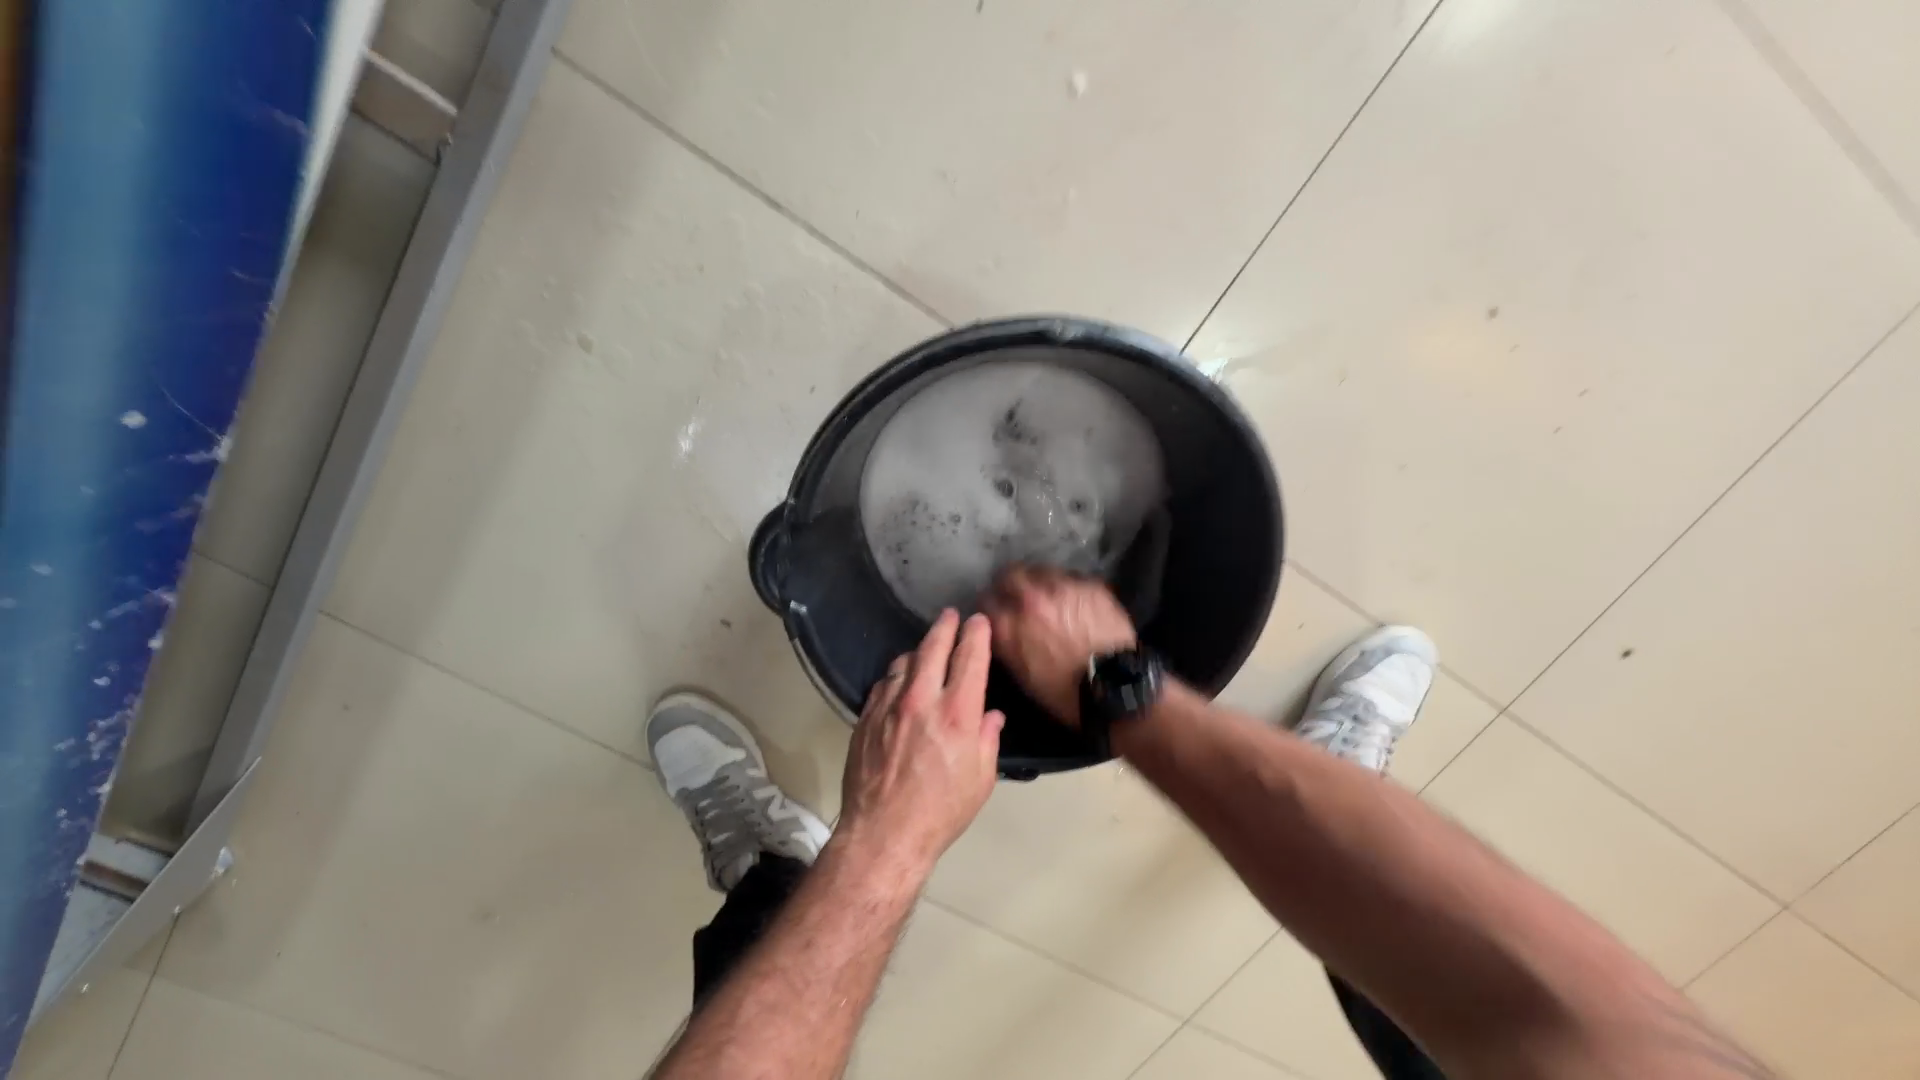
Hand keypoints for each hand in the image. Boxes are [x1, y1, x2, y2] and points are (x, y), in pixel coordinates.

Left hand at [837, 610, 1004, 878]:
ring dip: (918, 651)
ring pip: (903, 662)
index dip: (976, 634)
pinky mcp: (866, 718)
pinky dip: (895, 676)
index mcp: (957, 712)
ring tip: (925, 649)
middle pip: (933, 647)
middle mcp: (922, 700)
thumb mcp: (981, 778)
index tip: (979, 621)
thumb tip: (990, 716)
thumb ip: (987, 739)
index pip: (970, 657)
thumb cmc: (941, 810)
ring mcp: (889, 706)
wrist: (884, 832)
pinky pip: (883, 684)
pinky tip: (899, 680)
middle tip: (950, 616)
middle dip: (945, 626)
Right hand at [980, 564, 1136, 727]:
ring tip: (1047, 593)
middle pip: (1010, 575)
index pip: (986, 602)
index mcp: (1009, 626)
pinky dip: (1068, 587)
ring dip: (1040, 581)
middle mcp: (1029, 600)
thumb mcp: (1021, 674)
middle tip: (1018, 593)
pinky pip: (1071, 578)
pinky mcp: (1089, 585)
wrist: (1114, 688)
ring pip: (1041, 571)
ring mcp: (1061, 588)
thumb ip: (1006, 644)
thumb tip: (1001, 628)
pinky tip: (1073, 600)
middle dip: (1011, 583)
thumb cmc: (1064, 692)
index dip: (991, 606)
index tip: (996, 610)